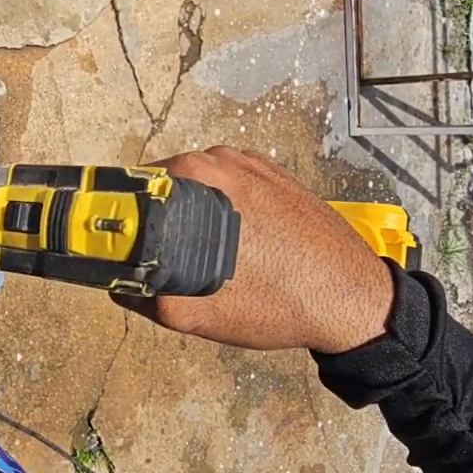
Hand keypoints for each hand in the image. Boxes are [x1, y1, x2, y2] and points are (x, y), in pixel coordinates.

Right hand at [120, 147, 394, 354]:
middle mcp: (221, 159)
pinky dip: (221, 212)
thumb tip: (116, 283)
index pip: (131, 188)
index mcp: (196, 175)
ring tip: (203, 256)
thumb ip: (141, 295)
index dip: (122, 219)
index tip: (123, 246)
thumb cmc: (279, 303)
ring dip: (190, 216)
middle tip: (166, 259)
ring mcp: (251, 164)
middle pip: (161, 186)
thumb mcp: (193, 314)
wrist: (356, 302)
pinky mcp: (275, 176)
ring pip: (194, 187)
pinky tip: (235, 245)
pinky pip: (227, 190)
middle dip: (156, 219)